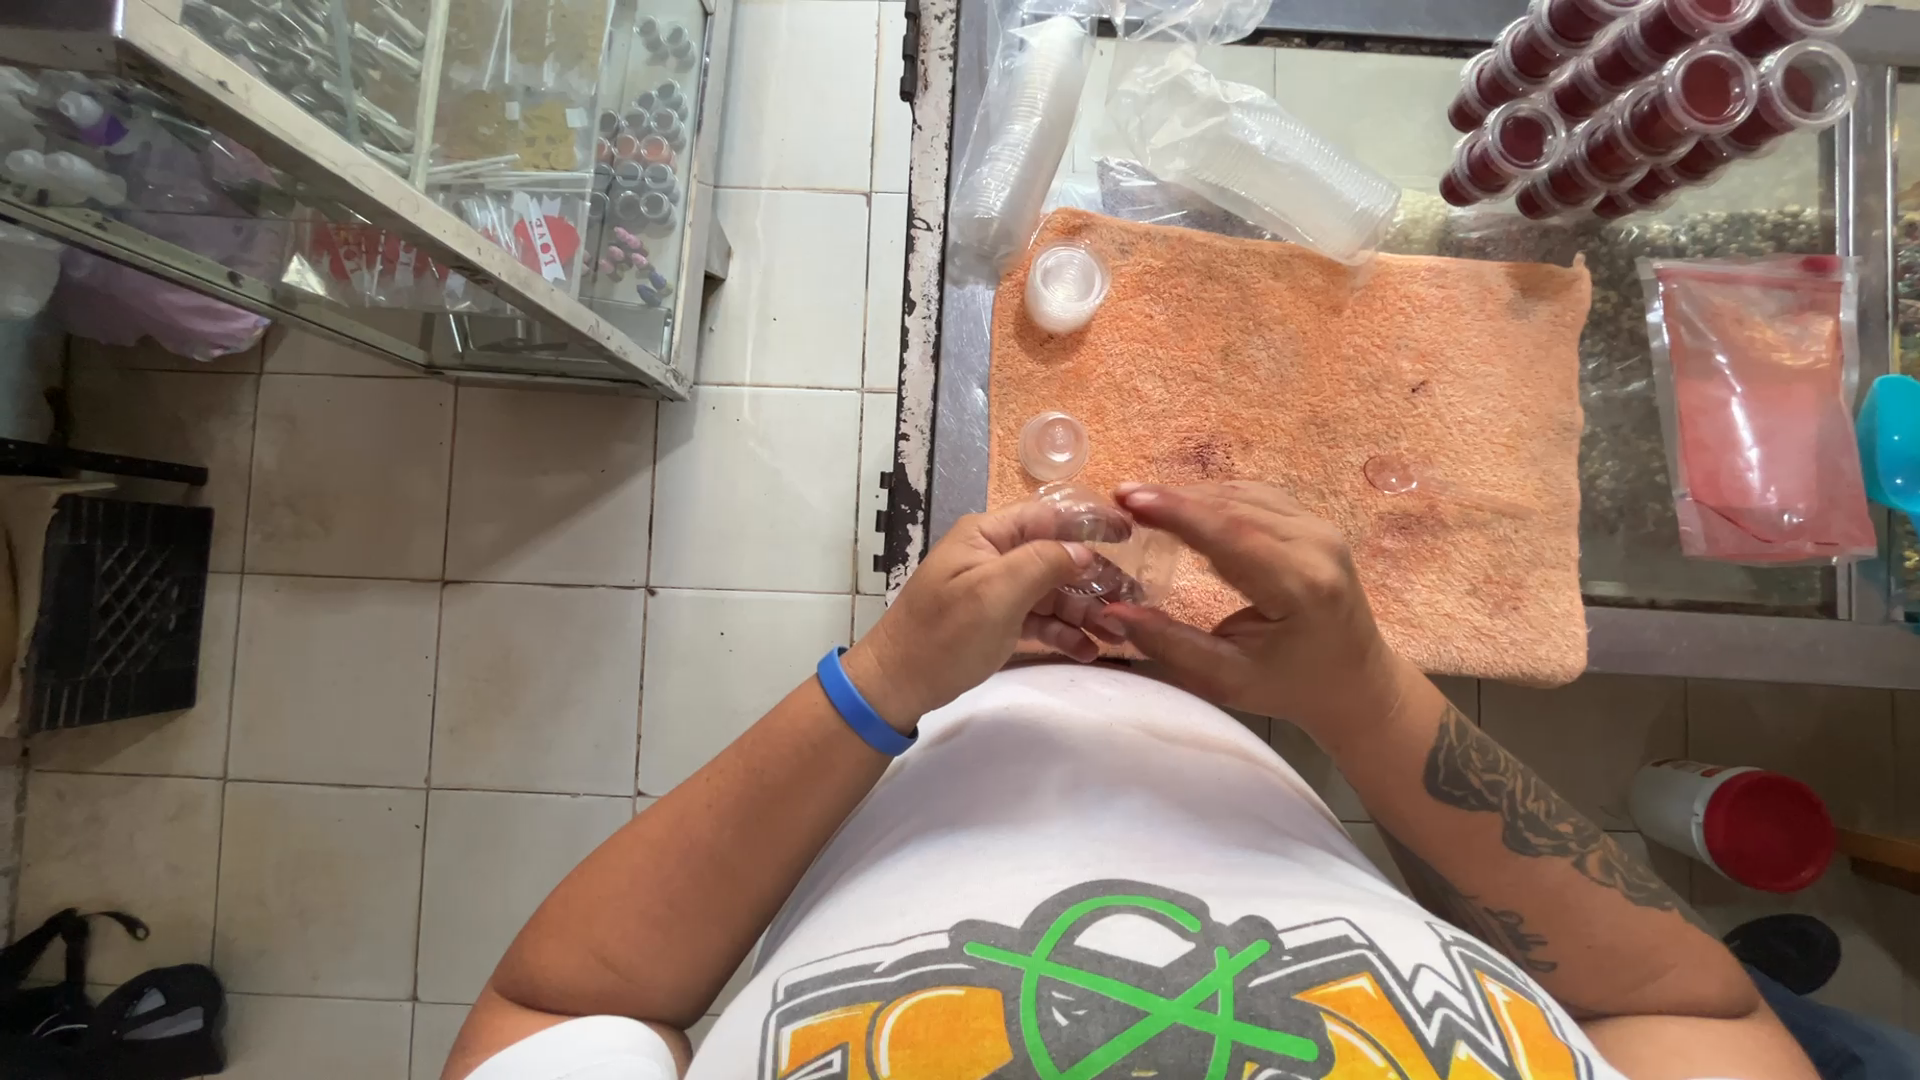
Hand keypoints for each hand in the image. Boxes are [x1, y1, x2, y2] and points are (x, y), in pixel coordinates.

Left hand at [841, 499, 1127, 731]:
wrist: (897, 684)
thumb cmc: (942, 635)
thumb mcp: (993, 594)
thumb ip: (1041, 563)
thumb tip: (1084, 552)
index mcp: (988, 535)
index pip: (1049, 517)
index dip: (1090, 524)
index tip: (1132, 535)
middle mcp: (995, 555)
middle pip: (1056, 557)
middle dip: (1094, 579)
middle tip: (1131, 603)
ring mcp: (997, 590)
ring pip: (1052, 591)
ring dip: (1085, 611)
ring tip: (1117, 636)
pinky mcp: (999, 621)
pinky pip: (1040, 619)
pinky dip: (1064, 632)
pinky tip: (1088, 651)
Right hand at [1095, 481, 1417, 737]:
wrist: (1356, 684)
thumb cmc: (1289, 687)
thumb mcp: (1225, 679)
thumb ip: (1170, 644)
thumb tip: (1112, 613)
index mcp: (1301, 586)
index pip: (1232, 534)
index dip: (1178, 512)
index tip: (1129, 499)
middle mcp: (1317, 546)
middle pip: (1236, 506)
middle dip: (1174, 498)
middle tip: (1122, 496)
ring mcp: (1321, 529)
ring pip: (1245, 495)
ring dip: (1191, 494)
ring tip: (1142, 500)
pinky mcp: (1315, 525)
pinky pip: (1257, 497)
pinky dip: (1215, 497)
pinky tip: (1183, 504)